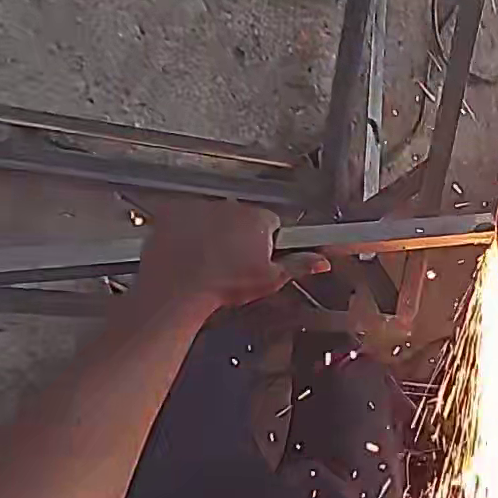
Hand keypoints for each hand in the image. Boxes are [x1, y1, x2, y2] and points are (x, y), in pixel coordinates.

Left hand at [129, 197, 329, 314]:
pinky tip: (190, 250)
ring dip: (216, 232)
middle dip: (243, 236)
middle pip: (244, 218)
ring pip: (217, 217)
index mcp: (259, 219)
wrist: (177, 290)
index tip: (259, 255)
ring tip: (211, 260)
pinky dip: (188, 229)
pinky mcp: (176, 211)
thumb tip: (321, 260)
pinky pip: (188, 216)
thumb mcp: (270, 279)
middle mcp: (232, 207)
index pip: (273, 223)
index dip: (268, 242)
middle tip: (236, 263)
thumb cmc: (223, 285)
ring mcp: (203, 207)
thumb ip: (299, 265)